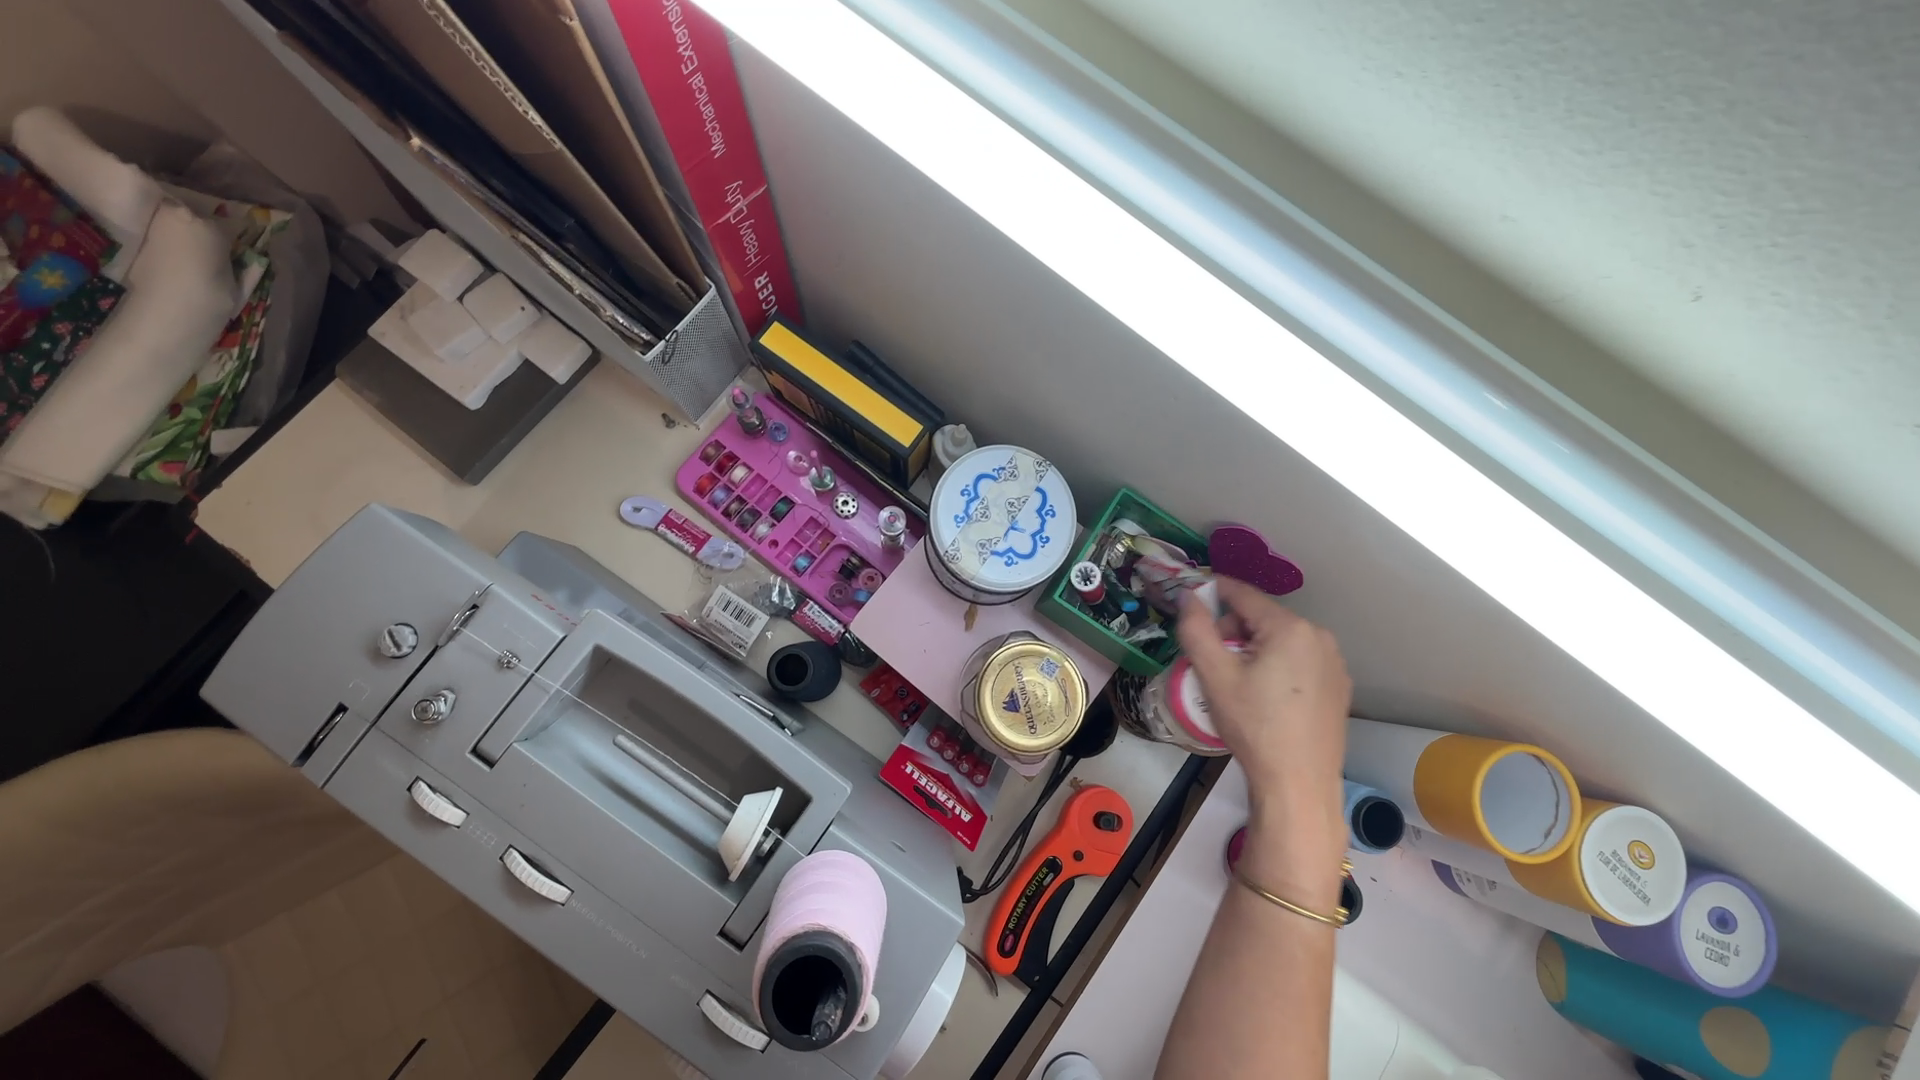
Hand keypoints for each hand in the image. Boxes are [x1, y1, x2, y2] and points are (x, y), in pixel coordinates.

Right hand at [1178, 578, 1351, 902]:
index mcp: (1290, 628)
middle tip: (1212, 662)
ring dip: (1254, 650)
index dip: (1214, 592)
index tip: (1191, 598)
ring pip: (1281, 641)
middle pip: (1263, 619)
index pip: (1244, 595)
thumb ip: (1196, 629)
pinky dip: (1277, 668)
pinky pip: (1300, 663)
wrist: (1297, 783)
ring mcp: (1334, 663)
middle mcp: (1319, 637)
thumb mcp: (1215, 676)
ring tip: (1237, 685)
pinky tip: (1266, 699)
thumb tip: (1189, 595)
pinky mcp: (1339, 688)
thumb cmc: (1254, 726)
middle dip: (1232, 631)